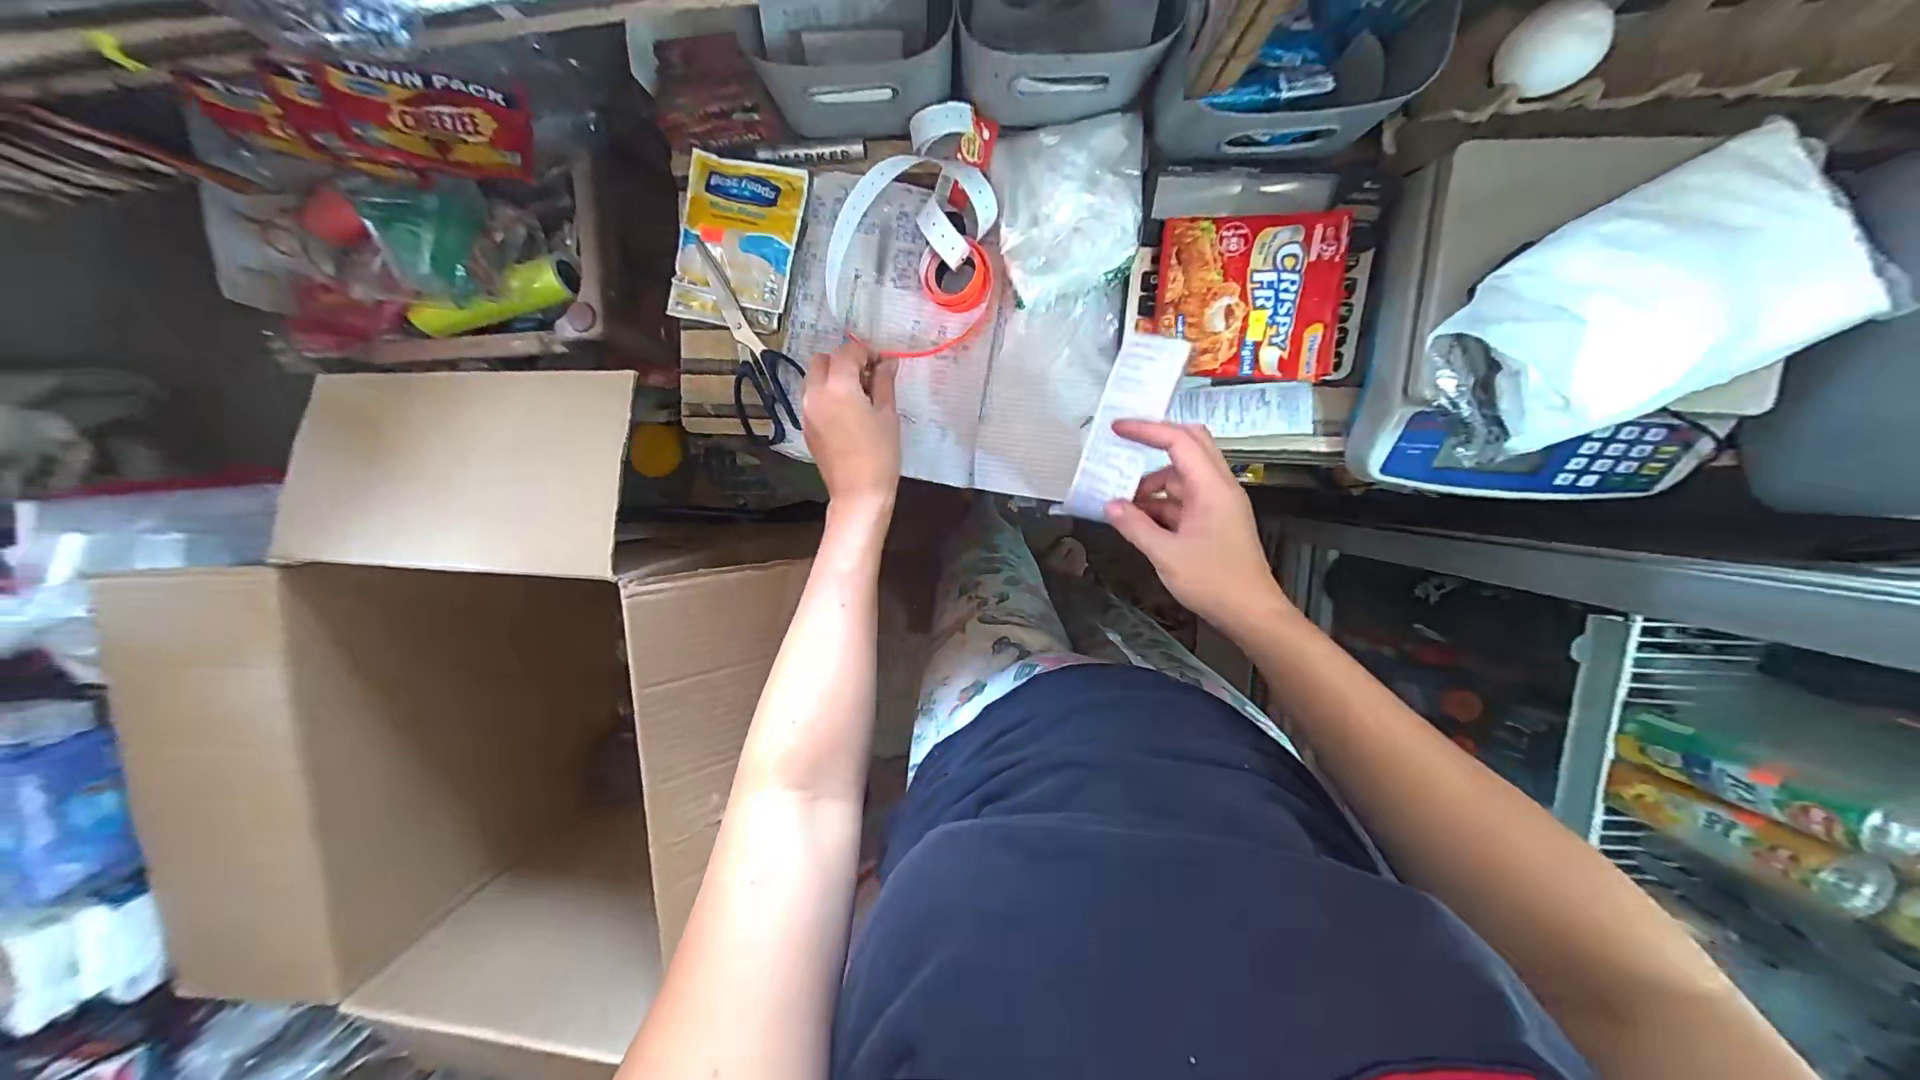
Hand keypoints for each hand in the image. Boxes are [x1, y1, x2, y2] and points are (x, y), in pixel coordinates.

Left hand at [802, 342, 900, 511]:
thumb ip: (884, 382)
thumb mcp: (888, 414)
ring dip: (833, 376)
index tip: (881, 362)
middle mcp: (816, 394)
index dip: (866, 352)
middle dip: (844, 361)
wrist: (858, 493)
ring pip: (814, 378)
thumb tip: (887, 362)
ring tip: (858, 394)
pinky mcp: (806, 426)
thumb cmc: (880, 454)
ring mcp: (807, 411)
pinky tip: (848, 411)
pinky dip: (827, 394)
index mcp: (838, 387)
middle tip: (867, 375)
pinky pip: (813, 398)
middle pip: (823, 360)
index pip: (847, 352)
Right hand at [1104, 420, 1293, 632]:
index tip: (1118, 428)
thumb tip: (1111, 506)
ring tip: (1123, 502)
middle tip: (1123, 447)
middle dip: (1155, 443)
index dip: (1147, 430)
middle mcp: (1218, 488)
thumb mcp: (1166, 554)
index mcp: (1212, 488)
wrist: (1251, 613)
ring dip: (1153, 483)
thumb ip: (1135, 526)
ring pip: (1182, 476)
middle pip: (1189, 446)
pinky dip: (1160, 503)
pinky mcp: (1214, 520)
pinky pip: (1184, 499)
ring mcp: (1217, 504)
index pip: (1179, 441)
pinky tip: (1138, 519)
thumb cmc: (1214, 582)